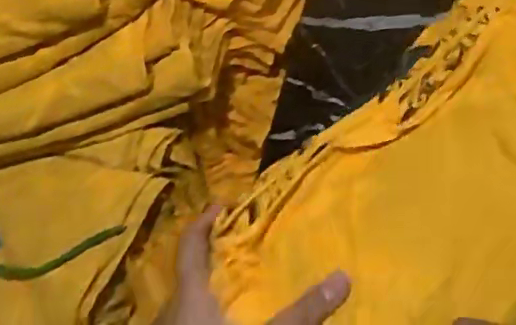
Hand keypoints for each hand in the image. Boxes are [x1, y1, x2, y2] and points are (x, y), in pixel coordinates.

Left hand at [165, 207, 350, 324]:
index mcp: (189, 299)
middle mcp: (170, 316)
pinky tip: (222, 322)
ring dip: (203, 294)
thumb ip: (302, 313)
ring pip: (181, 308)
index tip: (222, 203)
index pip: (189, 248)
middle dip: (208, 261)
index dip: (203, 223)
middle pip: (184, 278)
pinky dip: (200, 319)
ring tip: (233, 286)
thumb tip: (344, 277)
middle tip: (239, 246)